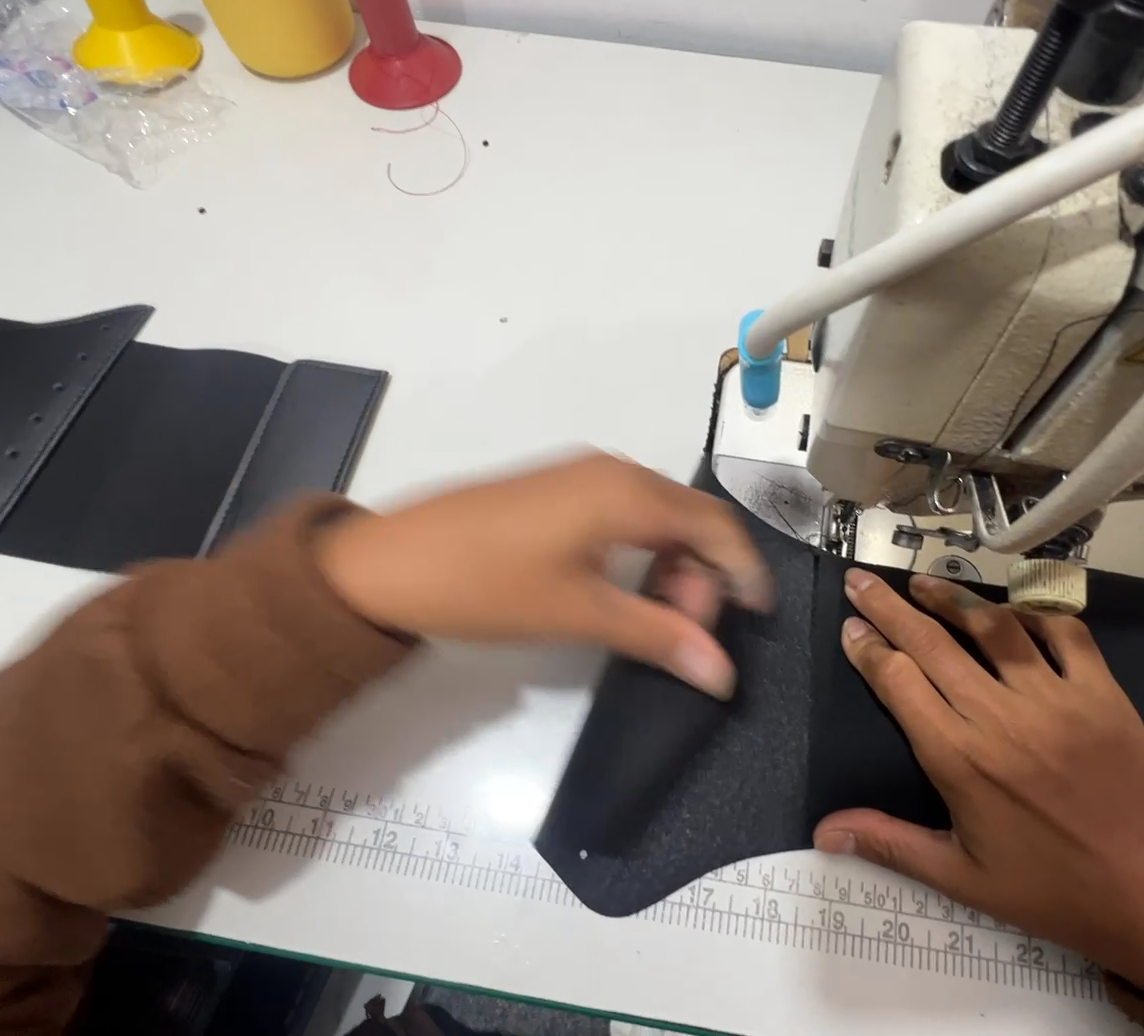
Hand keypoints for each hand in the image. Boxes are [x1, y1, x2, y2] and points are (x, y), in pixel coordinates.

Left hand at [316, 453, 771, 698]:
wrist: (387, 562)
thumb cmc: (488, 584)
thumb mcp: (578, 613)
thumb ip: (659, 636)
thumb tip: (722, 673)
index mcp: (626, 492)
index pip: (713, 523)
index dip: (742, 569)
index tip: (756, 616)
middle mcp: (612, 471)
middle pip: (687, 517)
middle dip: (702, 573)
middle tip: (688, 630)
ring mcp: (580, 475)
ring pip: (655, 516)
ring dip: (670, 564)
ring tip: (656, 617)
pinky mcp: (556, 491)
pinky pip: (623, 514)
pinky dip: (640, 551)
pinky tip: (623, 589)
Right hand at [815, 570, 1143, 998]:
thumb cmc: (1054, 892)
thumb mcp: (963, 879)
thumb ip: (889, 843)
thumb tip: (823, 830)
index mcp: (960, 759)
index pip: (897, 681)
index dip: (867, 648)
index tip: (850, 627)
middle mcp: (1001, 716)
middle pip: (931, 642)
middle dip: (888, 606)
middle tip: (861, 581)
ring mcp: (1057, 698)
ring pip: (992, 626)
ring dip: (952, 598)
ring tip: (922, 582)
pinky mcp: (1103, 693)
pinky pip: (1065, 632)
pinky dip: (1034, 611)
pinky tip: (1010, 609)